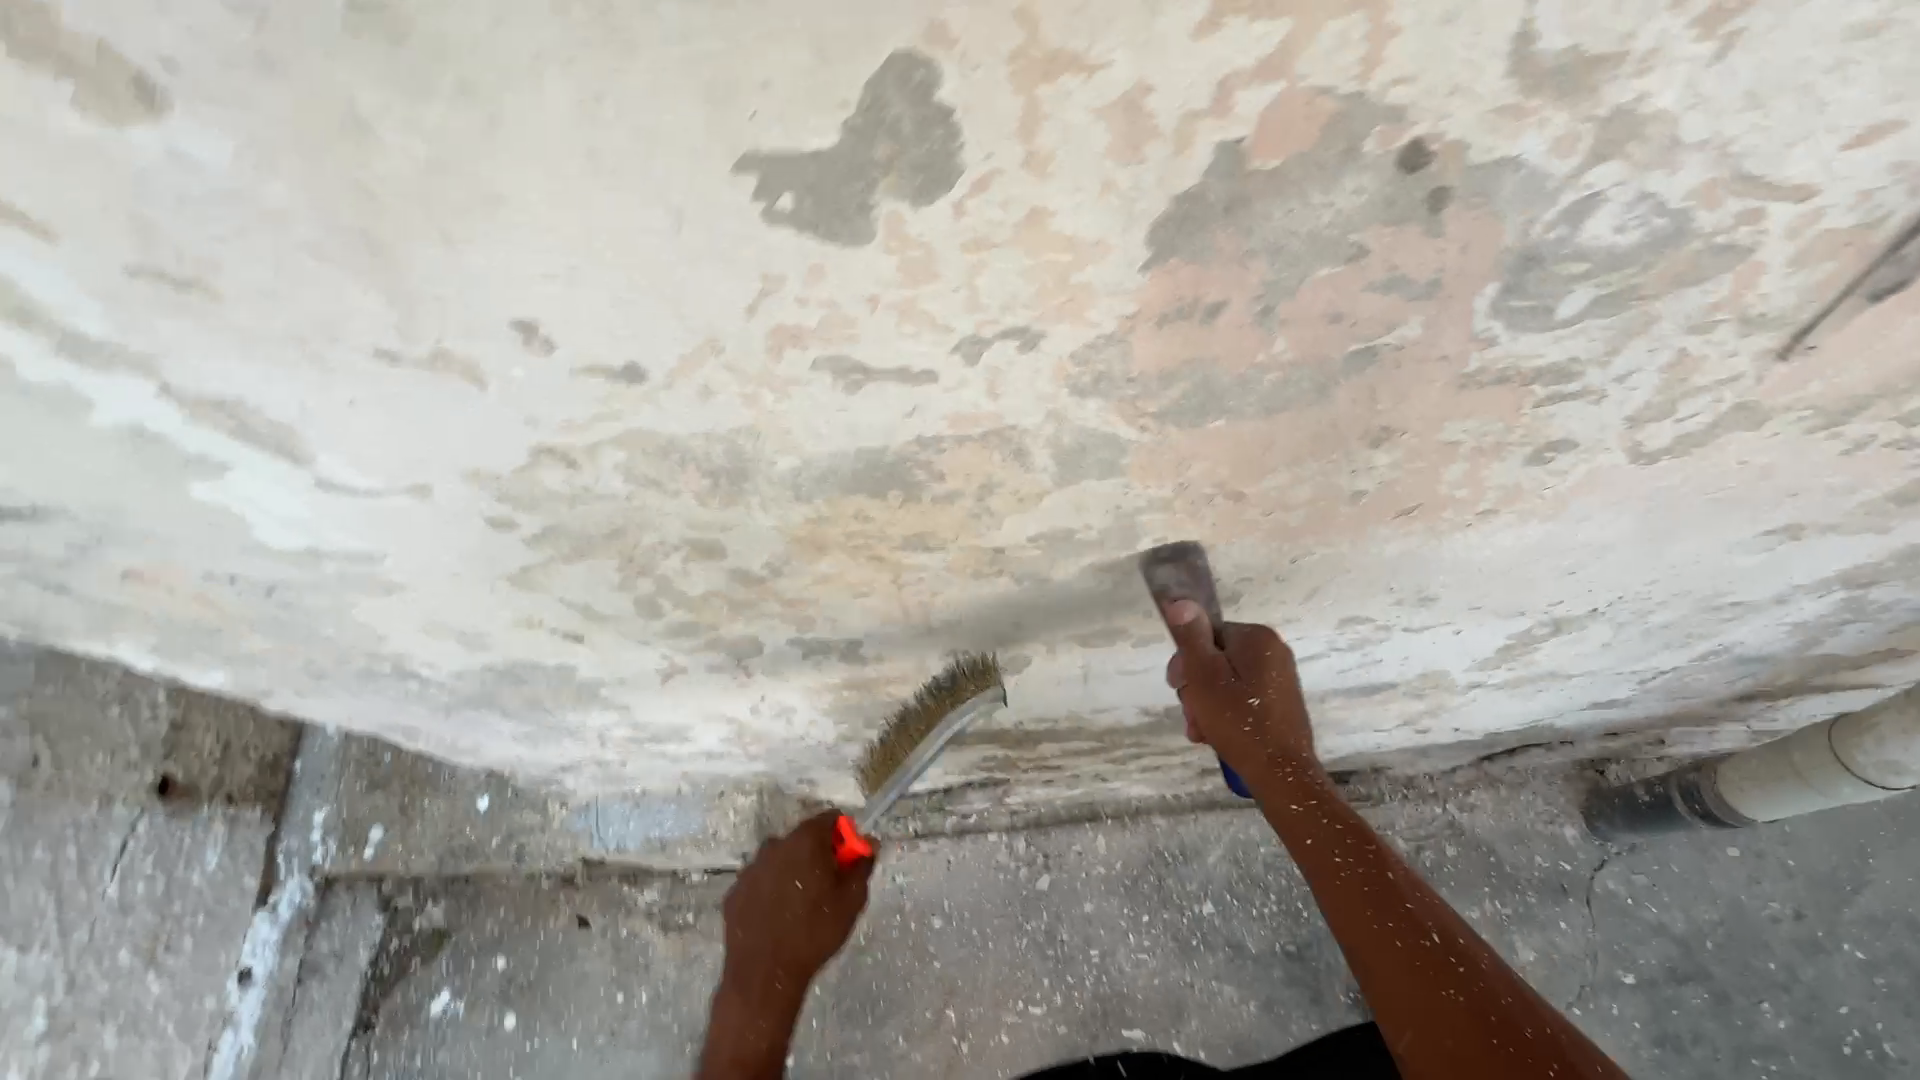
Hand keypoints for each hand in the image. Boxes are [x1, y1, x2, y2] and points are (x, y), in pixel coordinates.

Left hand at [719, 812, 874, 1000]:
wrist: (765, 974)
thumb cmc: (815, 932)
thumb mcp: (851, 900)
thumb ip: (862, 865)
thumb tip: (869, 844)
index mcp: (805, 841)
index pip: (830, 819)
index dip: (844, 835)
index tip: (848, 860)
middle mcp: (774, 845)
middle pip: (803, 838)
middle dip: (818, 854)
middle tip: (828, 886)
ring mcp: (750, 869)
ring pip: (779, 859)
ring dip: (793, 871)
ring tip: (800, 906)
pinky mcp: (734, 892)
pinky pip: (760, 882)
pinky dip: (770, 890)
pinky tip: (777, 918)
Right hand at [1161, 599, 1323, 785]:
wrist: (1281, 774)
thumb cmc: (1239, 721)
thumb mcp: (1204, 675)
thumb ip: (1191, 637)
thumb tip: (1180, 600)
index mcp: (1257, 637)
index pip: (1207, 633)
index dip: (1187, 660)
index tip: (1178, 685)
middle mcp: (1273, 651)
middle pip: (1215, 658)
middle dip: (1196, 687)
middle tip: (1191, 713)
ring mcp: (1278, 678)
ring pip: (1225, 682)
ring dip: (1205, 704)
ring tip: (1200, 730)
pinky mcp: (1279, 702)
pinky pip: (1241, 698)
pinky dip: (1224, 714)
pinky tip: (1213, 736)